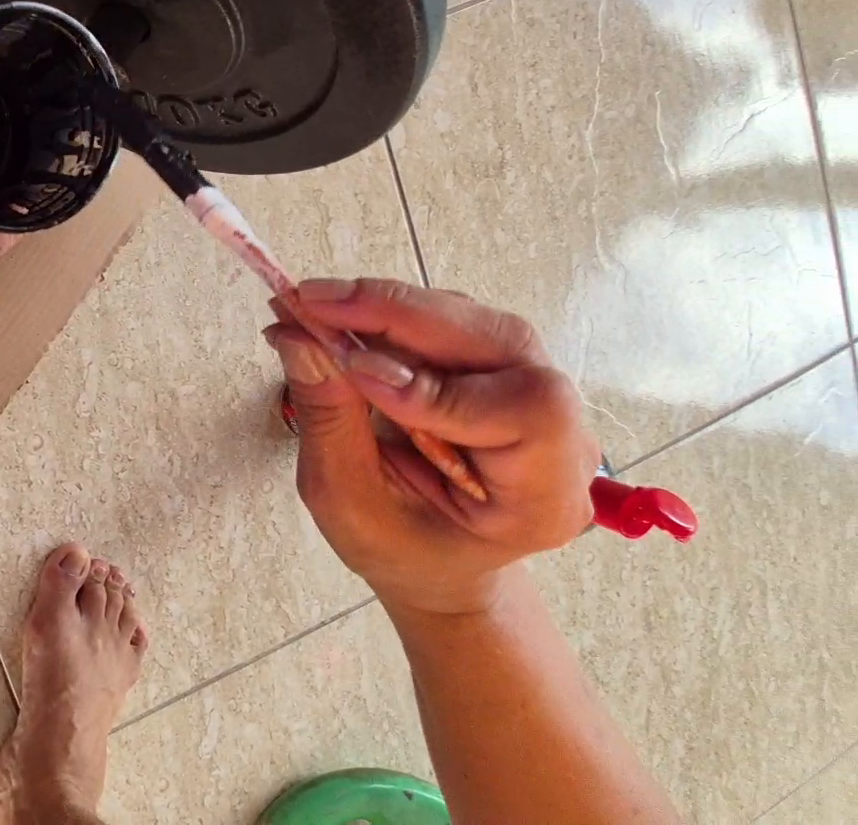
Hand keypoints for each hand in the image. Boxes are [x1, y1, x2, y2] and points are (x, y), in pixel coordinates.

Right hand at [263, 277, 599, 614]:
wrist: (432, 557)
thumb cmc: (394, 546)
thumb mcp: (345, 497)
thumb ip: (329, 418)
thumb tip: (298, 338)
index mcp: (541, 496)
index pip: (524, 415)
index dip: (439, 386)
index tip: (354, 369)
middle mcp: (559, 434)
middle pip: (498, 342)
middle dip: (399, 314)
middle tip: (311, 299)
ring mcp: (532, 392)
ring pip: (470, 322)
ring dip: (387, 307)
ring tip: (313, 307)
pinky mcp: (496, 368)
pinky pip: (447, 322)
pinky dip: (385, 312)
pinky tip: (336, 317)